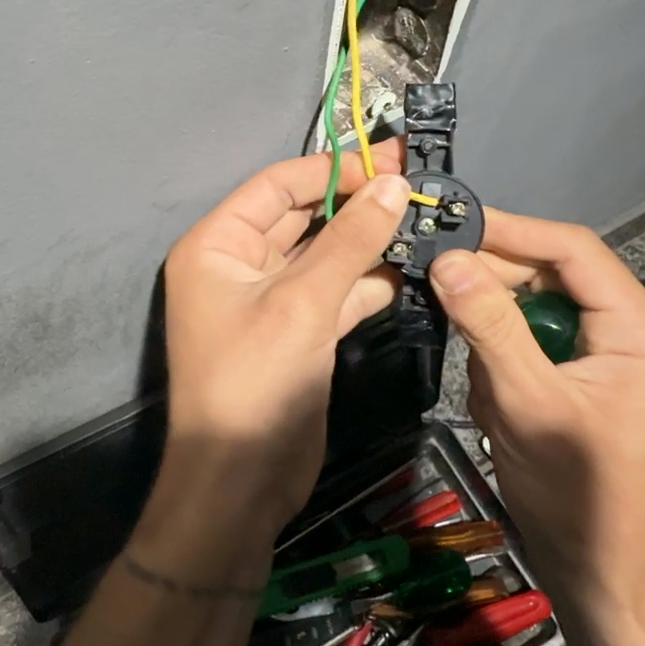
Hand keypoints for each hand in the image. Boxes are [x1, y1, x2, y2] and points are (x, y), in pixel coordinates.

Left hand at [157, 144, 411, 537]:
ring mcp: (271, 299)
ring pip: (325, 254)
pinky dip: (370, 281)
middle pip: (304, 216)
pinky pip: (337, 292)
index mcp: (218, 244)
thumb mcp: (302, 304)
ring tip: (426, 219)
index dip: (334, 170)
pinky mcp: (300, 332)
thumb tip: (393, 185)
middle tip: (418, 184)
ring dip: (370, 240)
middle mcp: (240, 264)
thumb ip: (350, 241)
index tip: (392, 161)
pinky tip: (413, 267)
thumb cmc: (256, 382)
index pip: (278, 186)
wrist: (241, 483)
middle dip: (357, 201)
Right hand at [428, 213, 644, 645]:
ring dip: (496, 324)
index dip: (510, 230)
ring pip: (540, 308)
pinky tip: (487, 384)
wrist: (603, 578)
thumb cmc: (576, 494)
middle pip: (554, 274)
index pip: (573, 250)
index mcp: (642, 328)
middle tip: (433, 274)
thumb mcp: (526, 403)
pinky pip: (539, 342)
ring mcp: (611, 357)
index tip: (448, 223)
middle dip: (494, 279)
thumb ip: (488, 325)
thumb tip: (447, 258)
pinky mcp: (589, 380)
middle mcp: (634, 331)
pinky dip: (504, 354)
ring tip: (465, 348)